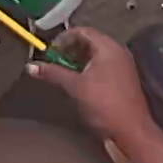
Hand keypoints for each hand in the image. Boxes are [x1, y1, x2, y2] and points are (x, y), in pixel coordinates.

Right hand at [26, 27, 159, 143]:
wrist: (132, 130)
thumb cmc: (103, 104)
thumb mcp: (75, 86)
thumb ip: (53, 73)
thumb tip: (30, 66)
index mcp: (108, 48)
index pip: (83, 31)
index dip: (63, 38)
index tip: (49, 50)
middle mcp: (117, 52)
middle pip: (90, 41)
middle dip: (69, 48)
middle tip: (54, 59)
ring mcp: (122, 65)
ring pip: (96, 54)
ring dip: (77, 59)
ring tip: (62, 70)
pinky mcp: (123, 78)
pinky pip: (102, 64)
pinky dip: (88, 67)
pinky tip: (77, 80)